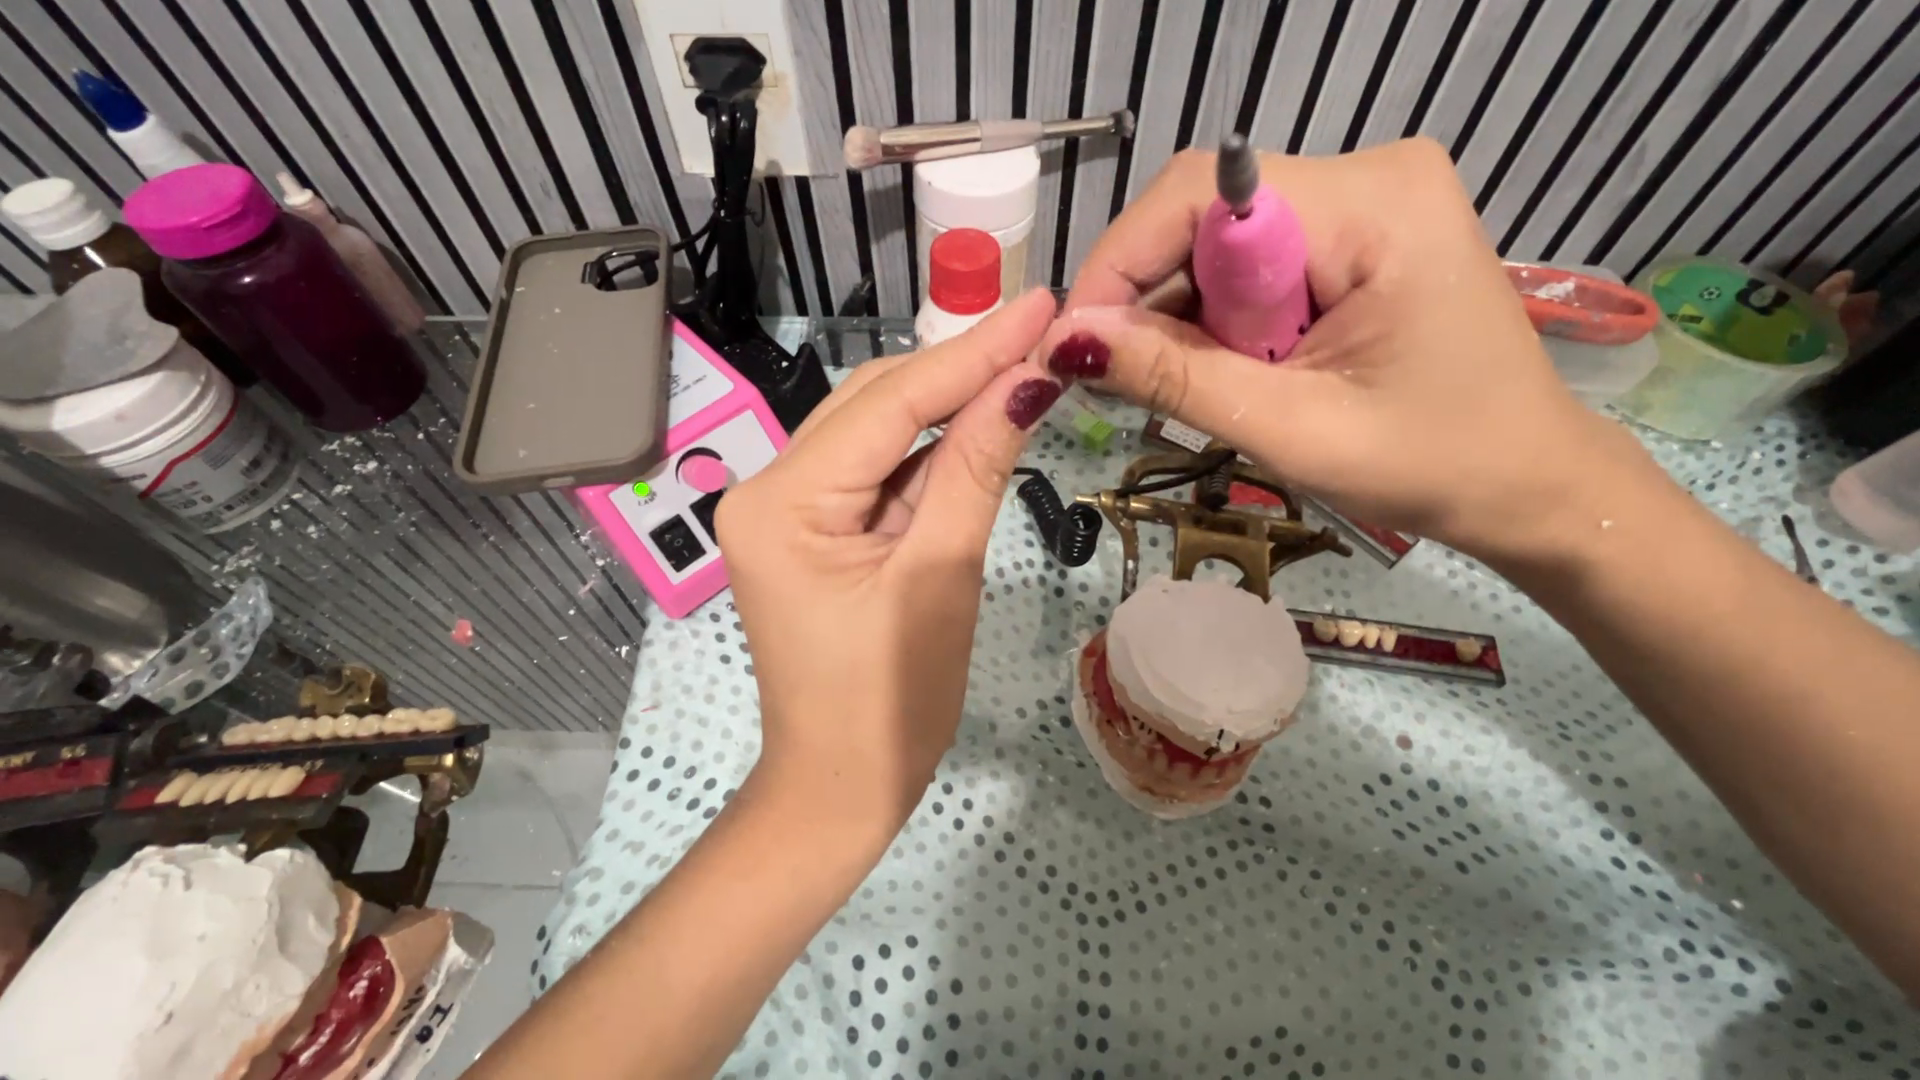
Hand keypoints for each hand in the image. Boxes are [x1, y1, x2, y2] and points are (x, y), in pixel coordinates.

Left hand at [714, 289, 1062, 829]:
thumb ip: (976, 468)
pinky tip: (980, 419)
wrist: (840, 787)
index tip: (1043, 305)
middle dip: (959, 369)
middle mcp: (768, 488)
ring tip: (1023, 362)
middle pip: (875, 405)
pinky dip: (929, 451)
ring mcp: (784, 509)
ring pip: (876, 432)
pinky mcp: (809, 529)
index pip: (890, 404)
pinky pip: (875, 473)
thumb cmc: (891, 702)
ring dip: (948, 403)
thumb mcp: (941, 575)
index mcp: (782, 501)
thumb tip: (1029, 379)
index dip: (972, 352)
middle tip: (1041, 330)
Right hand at [1043, 138, 1654, 559]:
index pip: (1198, 196)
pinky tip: (1221, 369)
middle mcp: (1369, 176)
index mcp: (1372, 204)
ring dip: (1183, 317)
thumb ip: (1175, 377)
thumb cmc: (1429, 465)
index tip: (1073, 344)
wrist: (1528, 484)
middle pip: (1205, 216)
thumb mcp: (1290, 428)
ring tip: (1180, 387)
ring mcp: (1367, 201)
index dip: (1118, 263)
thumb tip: (1065, 343)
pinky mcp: (1358, 235)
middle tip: (1122, 381)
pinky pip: (1252, 263)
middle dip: (1151, 300)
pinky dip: (1218, 319)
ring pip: (1220, 244)